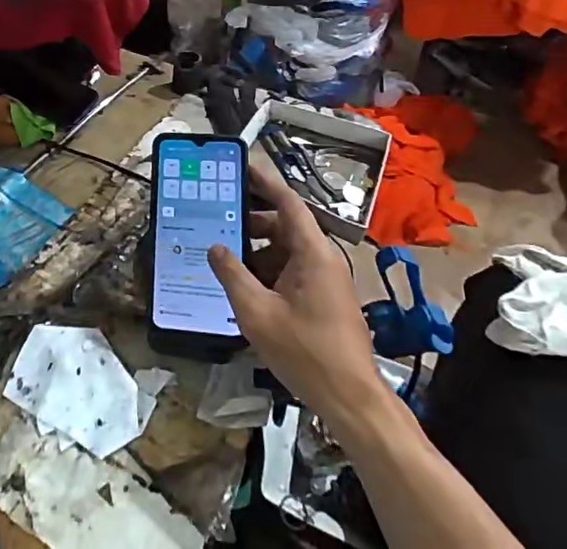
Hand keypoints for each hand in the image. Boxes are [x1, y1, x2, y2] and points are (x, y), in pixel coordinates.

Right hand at [208, 166, 386, 429]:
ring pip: (287, 251)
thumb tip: (216, 247)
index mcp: (313, 252)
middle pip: (285, 226)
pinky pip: (292, 271)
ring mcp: (326, 280)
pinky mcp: (325, 299)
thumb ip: (232, 274)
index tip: (242, 166)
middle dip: (251, 222)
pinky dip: (268, 272)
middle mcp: (323, 258)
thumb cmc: (305, 351)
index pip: (288, 202)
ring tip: (225, 259)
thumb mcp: (257, 312)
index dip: (264, 181)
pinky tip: (245, 287)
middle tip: (219, 220)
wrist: (351, 399)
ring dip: (257, 251)